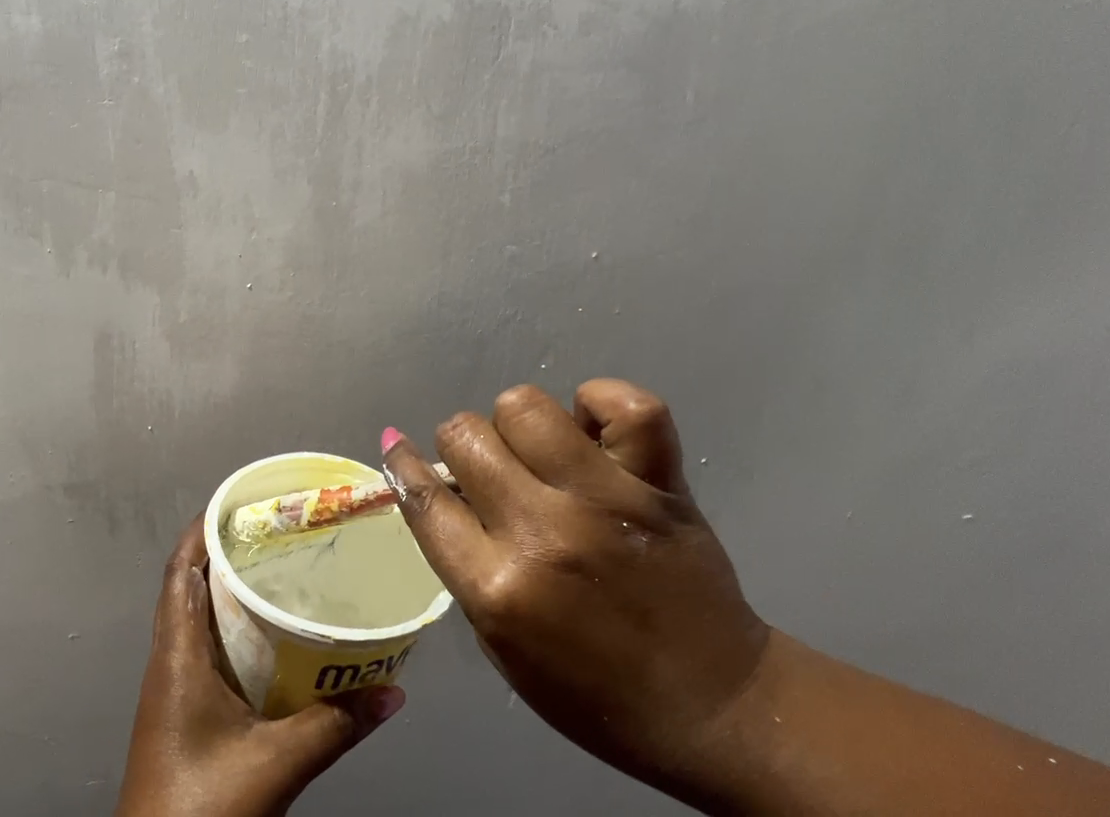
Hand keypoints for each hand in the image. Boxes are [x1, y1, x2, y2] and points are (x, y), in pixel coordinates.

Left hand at [114, 517, 405, 816]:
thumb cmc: (202, 804)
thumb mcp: (276, 763)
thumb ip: (335, 726)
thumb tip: (393, 691)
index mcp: (176, 655)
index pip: (180, 569)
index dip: (204, 528)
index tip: (243, 502)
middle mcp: (170, 661)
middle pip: (191, 586)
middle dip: (229, 554)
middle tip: (281, 533)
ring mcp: (175, 688)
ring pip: (201, 620)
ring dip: (234, 593)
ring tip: (285, 572)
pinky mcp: (186, 713)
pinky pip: (210, 652)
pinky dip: (238, 633)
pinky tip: (277, 641)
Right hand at [382, 381, 769, 785]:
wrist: (712, 705)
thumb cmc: (592, 691)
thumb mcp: (501, 643)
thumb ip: (466, 564)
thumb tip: (438, 491)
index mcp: (497, 586)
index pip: (425, 499)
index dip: (401, 464)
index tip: (397, 446)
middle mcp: (543, 533)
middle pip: (466, 437)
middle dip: (463, 446)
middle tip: (488, 469)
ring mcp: (605, 500)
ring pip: (525, 407)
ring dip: (518, 425)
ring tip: (540, 452)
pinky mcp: (661, 484)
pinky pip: (626, 406)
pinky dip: (600, 404)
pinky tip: (592, 429)